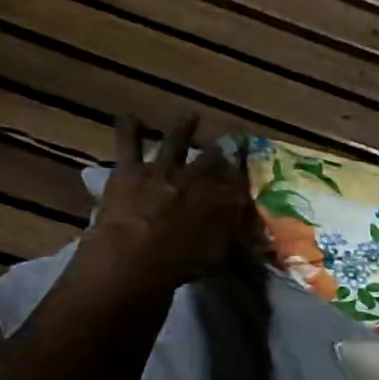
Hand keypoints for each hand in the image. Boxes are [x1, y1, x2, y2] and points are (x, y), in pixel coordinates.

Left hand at [86, 113, 258, 292]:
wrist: (133, 255)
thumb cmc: (180, 264)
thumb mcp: (217, 257)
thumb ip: (230, 241)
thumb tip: (249, 240)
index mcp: (216, 200)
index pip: (236, 188)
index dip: (243, 184)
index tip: (248, 182)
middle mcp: (192, 179)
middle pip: (210, 162)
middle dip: (219, 155)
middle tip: (225, 148)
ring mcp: (160, 170)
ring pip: (176, 143)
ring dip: (184, 129)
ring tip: (191, 115)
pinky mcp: (129, 169)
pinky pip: (128, 142)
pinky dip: (130, 128)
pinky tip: (132, 116)